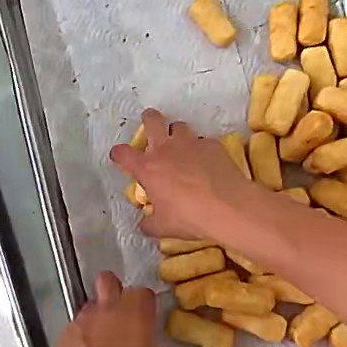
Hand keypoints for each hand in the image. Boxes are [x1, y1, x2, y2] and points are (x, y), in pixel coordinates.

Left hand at [39, 272, 176, 346]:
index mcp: (135, 314)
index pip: (144, 292)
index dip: (147, 304)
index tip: (149, 317)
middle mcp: (107, 310)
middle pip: (109, 280)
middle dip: (116, 290)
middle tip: (123, 312)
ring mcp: (82, 321)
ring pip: (91, 306)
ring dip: (99, 318)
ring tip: (106, 343)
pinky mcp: (64, 336)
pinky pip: (76, 328)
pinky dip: (83, 338)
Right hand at [108, 108, 270, 244]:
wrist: (228, 207)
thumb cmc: (189, 217)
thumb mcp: (162, 227)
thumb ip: (149, 223)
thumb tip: (144, 224)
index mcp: (148, 168)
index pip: (123, 153)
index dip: (118, 153)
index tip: (119, 156)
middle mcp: (166, 150)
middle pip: (152, 120)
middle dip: (148, 119)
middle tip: (149, 123)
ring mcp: (191, 143)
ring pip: (179, 126)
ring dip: (176, 133)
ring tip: (180, 145)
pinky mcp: (213, 145)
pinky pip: (203, 141)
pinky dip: (201, 149)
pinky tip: (206, 162)